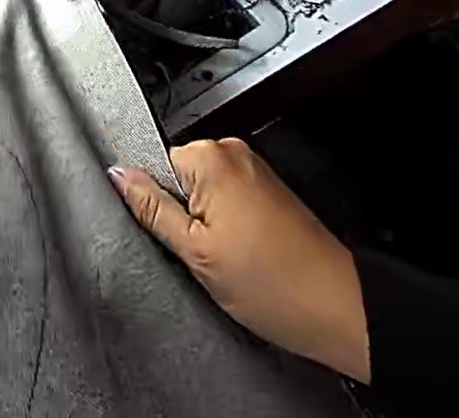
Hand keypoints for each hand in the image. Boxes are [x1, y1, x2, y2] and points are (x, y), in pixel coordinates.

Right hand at [110, 139, 369, 381]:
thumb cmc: (276, 284)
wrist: (340, 307)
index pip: (153, 164)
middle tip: (200, 251)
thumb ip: (150, 208)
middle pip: (177, 175)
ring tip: (226, 255)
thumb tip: (118, 175)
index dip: (155, 202)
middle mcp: (231, 151)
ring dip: (203, 220)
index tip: (170, 230)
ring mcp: (252, 167)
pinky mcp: (265, 185)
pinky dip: (225, 221)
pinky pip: (225, 195)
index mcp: (209, 157)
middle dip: (180, 212)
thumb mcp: (195, 251)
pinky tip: (241, 251)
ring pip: (201, 188)